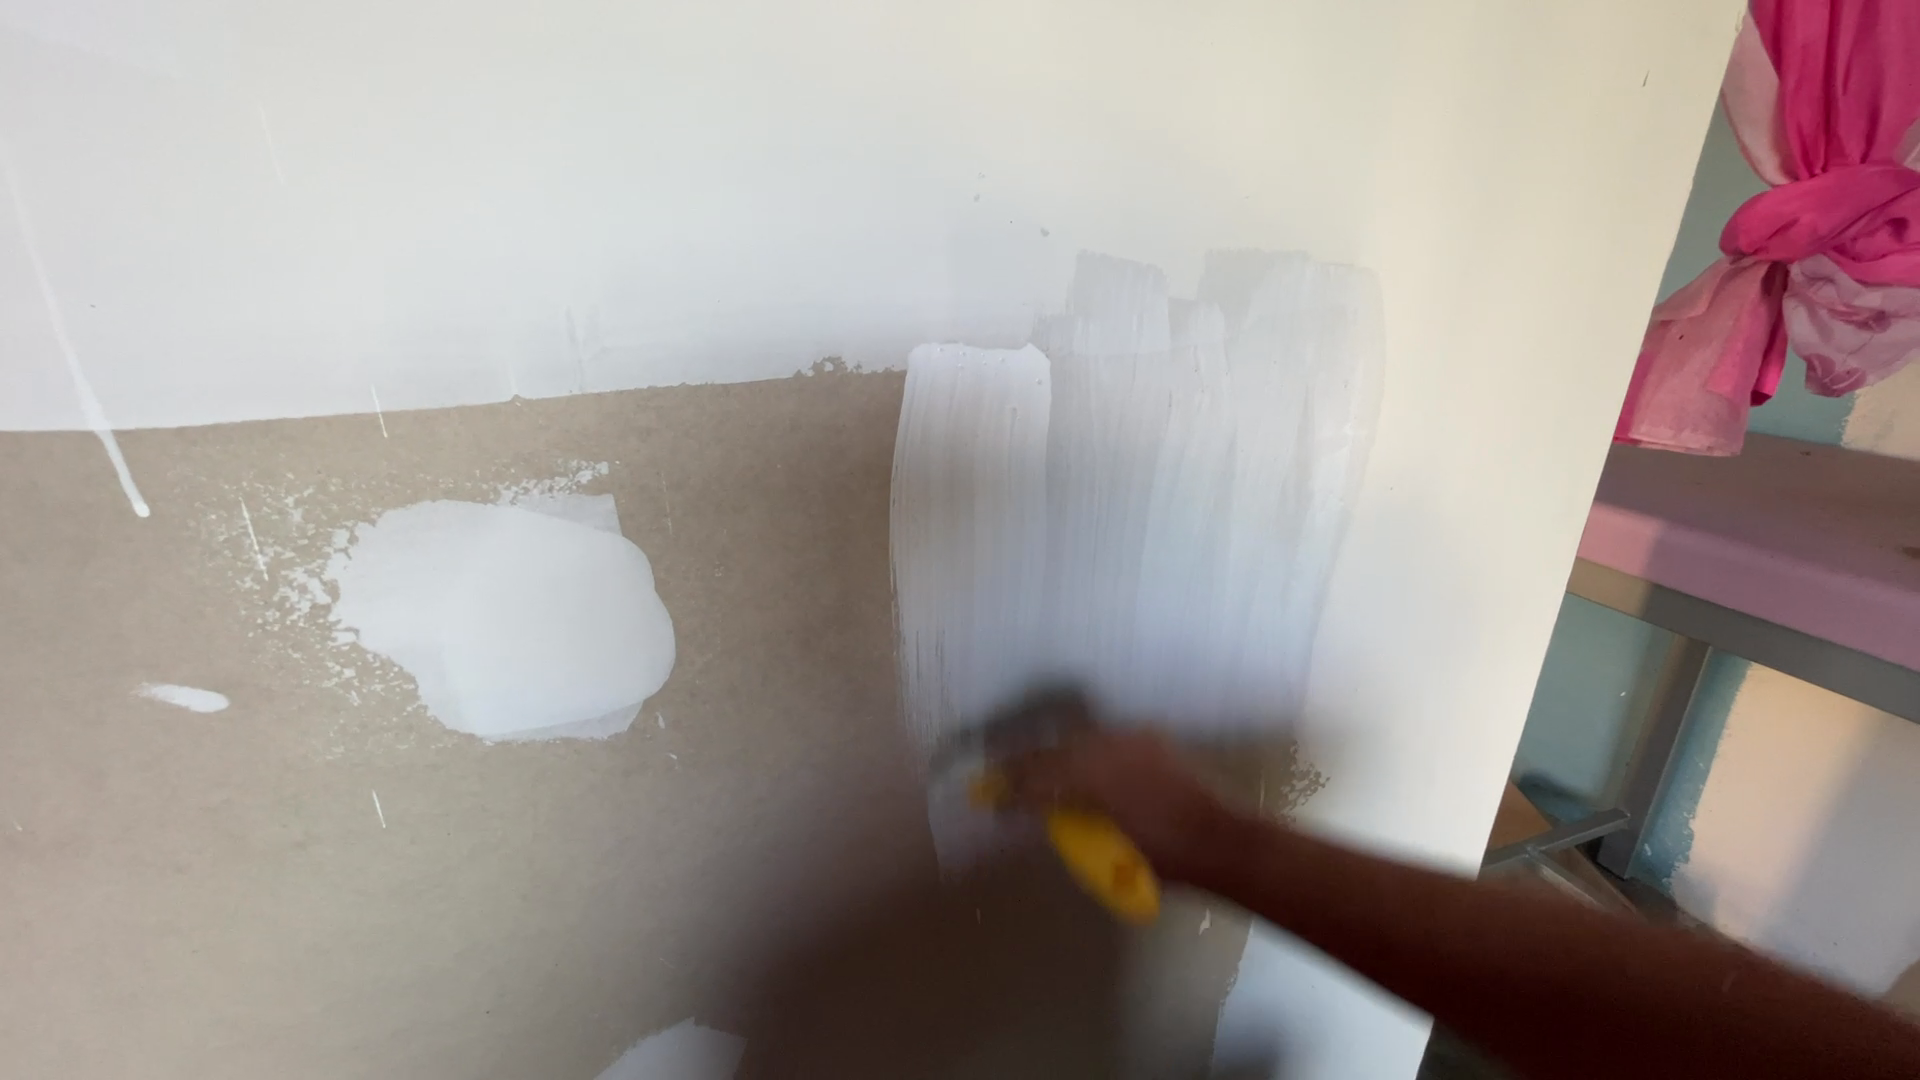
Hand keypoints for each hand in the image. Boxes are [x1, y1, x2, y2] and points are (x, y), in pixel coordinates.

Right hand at [997, 729, 1235, 882]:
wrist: (1223, 840)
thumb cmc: (1166, 858)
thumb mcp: (1109, 851)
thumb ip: (1076, 826)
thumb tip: (1050, 814)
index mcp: (1092, 781)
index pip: (1037, 782)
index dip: (1011, 790)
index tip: (990, 798)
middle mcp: (1105, 751)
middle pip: (1052, 753)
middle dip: (1024, 766)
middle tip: (1002, 777)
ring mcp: (1128, 740)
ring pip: (1078, 741)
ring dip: (1056, 754)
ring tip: (1038, 766)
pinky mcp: (1148, 738)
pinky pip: (1107, 740)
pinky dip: (1090, 750)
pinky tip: (1084, 758)